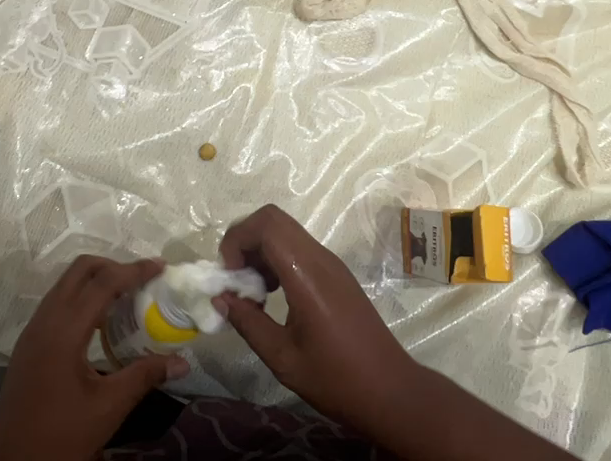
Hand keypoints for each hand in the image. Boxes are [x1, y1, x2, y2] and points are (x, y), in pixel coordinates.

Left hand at [0, 256, 188, 460]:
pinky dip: (82, 298)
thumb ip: (145, 376)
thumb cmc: (61, 438)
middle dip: (113, 266)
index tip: (162, 267)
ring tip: (126, 296)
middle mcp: (45, 320)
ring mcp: (33, 330)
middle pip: (80, 270)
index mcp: (64, 331)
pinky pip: (57, 303)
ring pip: (66, 284)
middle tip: (142, 280)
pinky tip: (101, 321)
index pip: (104, 283)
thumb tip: (182, 361)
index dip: (135, 270)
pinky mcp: (28, 343)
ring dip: (96, 281)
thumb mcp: (108, 407)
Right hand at [213, 205, 422, 429]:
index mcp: (307, 275)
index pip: (267, 225)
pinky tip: (273, 296)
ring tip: (252, 292)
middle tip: (235, 279)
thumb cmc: (336, 379)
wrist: (390, 391)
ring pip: (285, 232)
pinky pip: (298, 248)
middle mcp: (321, 258)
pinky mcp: (335, 274)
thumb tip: (220, 298)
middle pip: (274, 220)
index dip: (238, 239)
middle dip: (245, 240)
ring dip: (260, 251)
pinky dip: (276, 260)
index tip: (229, 276)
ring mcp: (331, 263)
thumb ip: (248, 323)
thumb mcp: (283, 358)